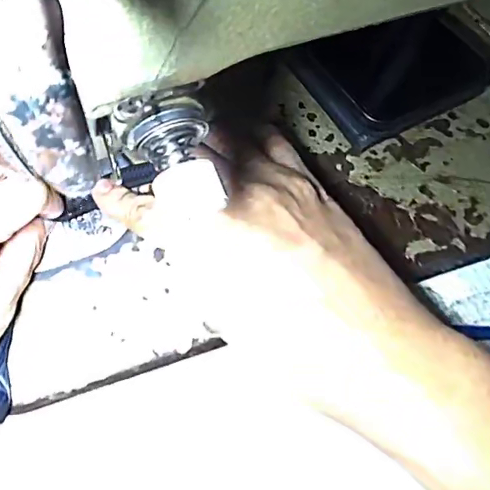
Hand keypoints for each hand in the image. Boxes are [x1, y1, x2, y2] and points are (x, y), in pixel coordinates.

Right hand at [92, 127, 445, 418]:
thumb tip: (182, 242)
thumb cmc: (303, 353)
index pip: (149, 208)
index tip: (109, 194)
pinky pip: (270, 141)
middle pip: (184, 159)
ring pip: (224, 139)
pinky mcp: (309, 184)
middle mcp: (238, 196)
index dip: (121, 201)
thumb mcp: (224, 315)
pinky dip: (247, 135)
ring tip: (187, 149)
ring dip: (199, 142)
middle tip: (148, 175)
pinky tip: (243, 143)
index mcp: (208, 234)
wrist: (380, 354)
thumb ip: (194, 263)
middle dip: (157, 166)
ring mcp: (277, 183)